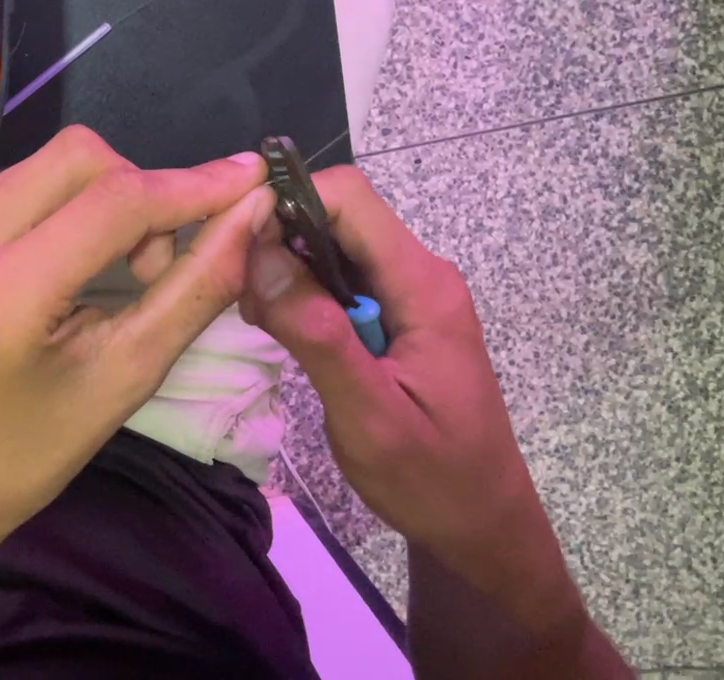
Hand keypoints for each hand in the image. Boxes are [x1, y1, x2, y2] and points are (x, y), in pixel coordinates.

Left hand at [0, 125, 274, 595]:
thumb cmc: (33, 447)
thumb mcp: (128, 375)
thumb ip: (197, 286)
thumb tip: (252, 208)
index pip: (113, 202)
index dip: (190, 186)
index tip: (248, 180)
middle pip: (77, 159)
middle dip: (140, 194)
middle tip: (151, 264)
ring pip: (44, 164)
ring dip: (98, 199)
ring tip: (106, 267)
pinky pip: (10, 184)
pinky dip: (56, 208)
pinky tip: (58, 261)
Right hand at [239, 166, 581, 632]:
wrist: (481, 526)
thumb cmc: (433, 480)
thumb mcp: (368, 415)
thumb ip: (316, 333)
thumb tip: (259, 254)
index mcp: (421, 285)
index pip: (347, 196)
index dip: (288, 204)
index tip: (242, 246)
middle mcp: (416, 272)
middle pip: (333, 216)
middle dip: (278, 243)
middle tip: (247, 301)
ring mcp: (405, 291)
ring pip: (328, 245)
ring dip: (284, 272)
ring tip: (265, 325)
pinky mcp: (393, 311)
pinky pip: (336, 277)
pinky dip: (299, 294)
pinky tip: (284, 332)